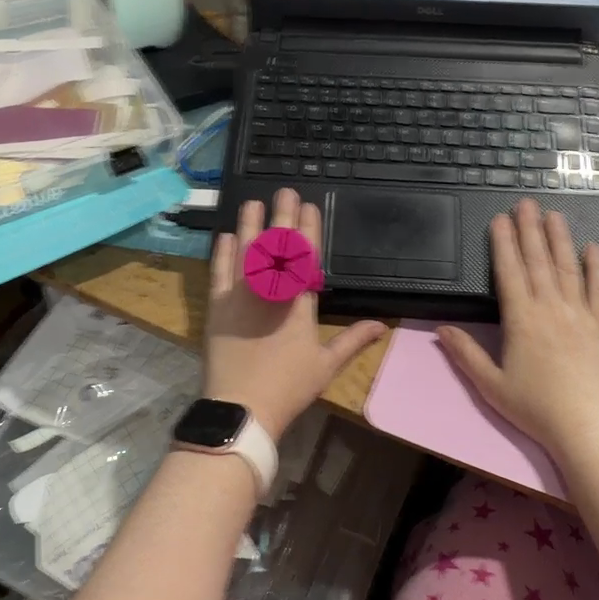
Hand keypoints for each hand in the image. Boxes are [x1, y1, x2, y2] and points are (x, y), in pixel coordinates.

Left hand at [205, 189, 387, 438]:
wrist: (241, 407)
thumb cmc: (288, 386)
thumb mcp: (326, 365)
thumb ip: (353, 341)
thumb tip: (381, 326)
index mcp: (299, 303)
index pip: (306, 257)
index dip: (309, 230)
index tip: (310, 206)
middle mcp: (270, 291)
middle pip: (277, 246)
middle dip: (282, 216)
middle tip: (285, 192)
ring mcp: (240, 296)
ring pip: (246, 251)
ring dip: (250, 224)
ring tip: (253, 202)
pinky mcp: (217, 307)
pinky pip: (219, 271)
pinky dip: (222, 253)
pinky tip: (226, 235)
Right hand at [438, 199, 598, 456]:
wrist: (585, 427)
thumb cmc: (535, 408)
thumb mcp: (491, 385)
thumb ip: (466, 354)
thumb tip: (441, 329)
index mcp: (521, 319)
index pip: (509, 272)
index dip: (503, 243)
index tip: (499, 219)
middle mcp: (550, 308)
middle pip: (538, 261)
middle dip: (529, 229)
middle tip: (525, 203)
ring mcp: (579, 314)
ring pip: (568, 267)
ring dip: (559, 238)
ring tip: (553, 214)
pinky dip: (596, 267)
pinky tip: (592, 248)